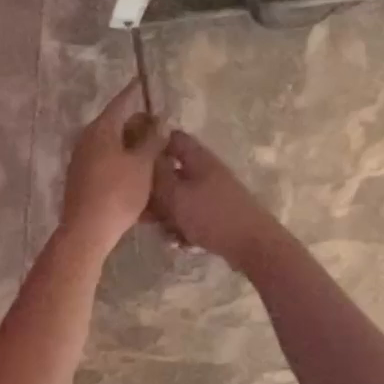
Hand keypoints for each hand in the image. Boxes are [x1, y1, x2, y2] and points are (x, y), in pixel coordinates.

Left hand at [61, 81, 169, 253]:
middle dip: (136, 123)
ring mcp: (81, 160)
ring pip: (110, 145)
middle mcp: (86, 140)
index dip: (133, 92)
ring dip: (130, 145)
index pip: (120, 103)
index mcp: (101, 130)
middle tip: (157, 125)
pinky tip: (136, 172)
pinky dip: (122, 162)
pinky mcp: (81, 179)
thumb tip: (159, 122)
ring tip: (152, 150)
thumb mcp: (142, 165)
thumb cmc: (118, 192)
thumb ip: (152, 140)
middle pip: (114, 124)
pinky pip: (105, 162)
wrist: (87, 229)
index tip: (141, 81)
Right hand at [151, 130, 283, 266]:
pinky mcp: (217, 214)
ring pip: (178, 195)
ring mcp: (213, 193)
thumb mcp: (176, 195)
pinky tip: (178, 240)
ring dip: (165, 210)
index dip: (151, 144)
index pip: (172, 138)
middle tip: (138, 205)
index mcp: (198, 159)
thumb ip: (156, 176)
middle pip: (172, 171)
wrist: (252, 245)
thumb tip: (141, 157)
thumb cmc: (211, 215)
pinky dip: (181, 224)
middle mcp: (206, 171)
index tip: (130, 159)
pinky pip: (190, 213)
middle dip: (153, 189)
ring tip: (156, 227)